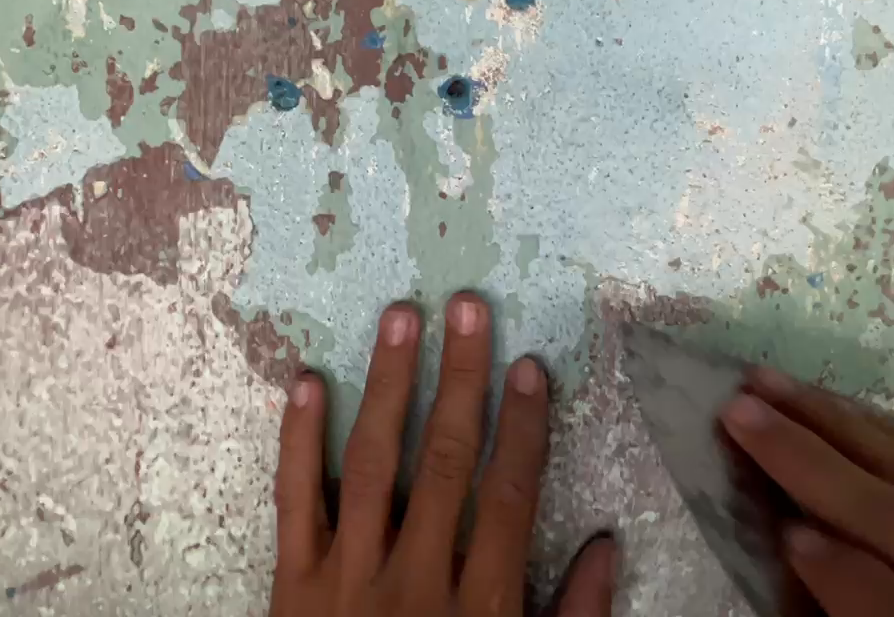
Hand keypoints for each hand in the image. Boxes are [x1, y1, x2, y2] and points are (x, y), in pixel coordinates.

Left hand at [268, 294, 616, 615]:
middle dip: (461, 378)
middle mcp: (412, 583)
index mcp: (478, 611)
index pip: (509, 497)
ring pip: (372, 462)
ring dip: (388, 384)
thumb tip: (605, 546)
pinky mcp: (289, 584)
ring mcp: (343, 578)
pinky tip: (307, 381)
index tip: (530, 365)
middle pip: (445, 460)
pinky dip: (299, 438)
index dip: (524, 426)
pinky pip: (294, 500)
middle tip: (467, 306)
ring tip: (400, 317)